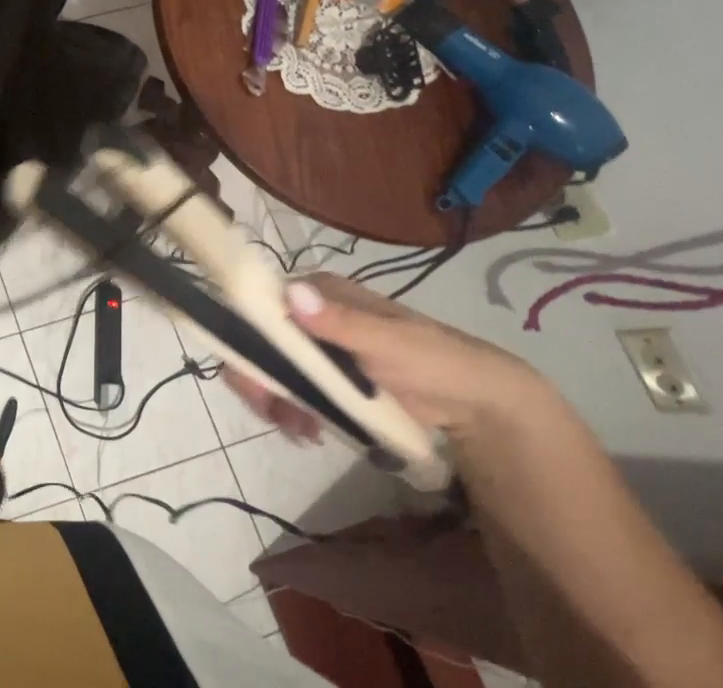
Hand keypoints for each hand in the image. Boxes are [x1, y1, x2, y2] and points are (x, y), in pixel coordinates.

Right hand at [224, 272, 550, 443]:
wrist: (480, 403)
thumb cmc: (437, 361)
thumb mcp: (391, 342)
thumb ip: (342, 322)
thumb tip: (292, 294)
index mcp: (318, 292)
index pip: (257, 304)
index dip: (242, 336)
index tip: (253, 376)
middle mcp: (307, 314)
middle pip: (254, 340)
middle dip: (257, 379)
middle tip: (273, 413)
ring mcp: (315, 348)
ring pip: (267, 368)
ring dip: (274, 401)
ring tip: (299, 430)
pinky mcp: (324, 378)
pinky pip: (288, 390)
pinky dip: (290, 411)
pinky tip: (307, 429)